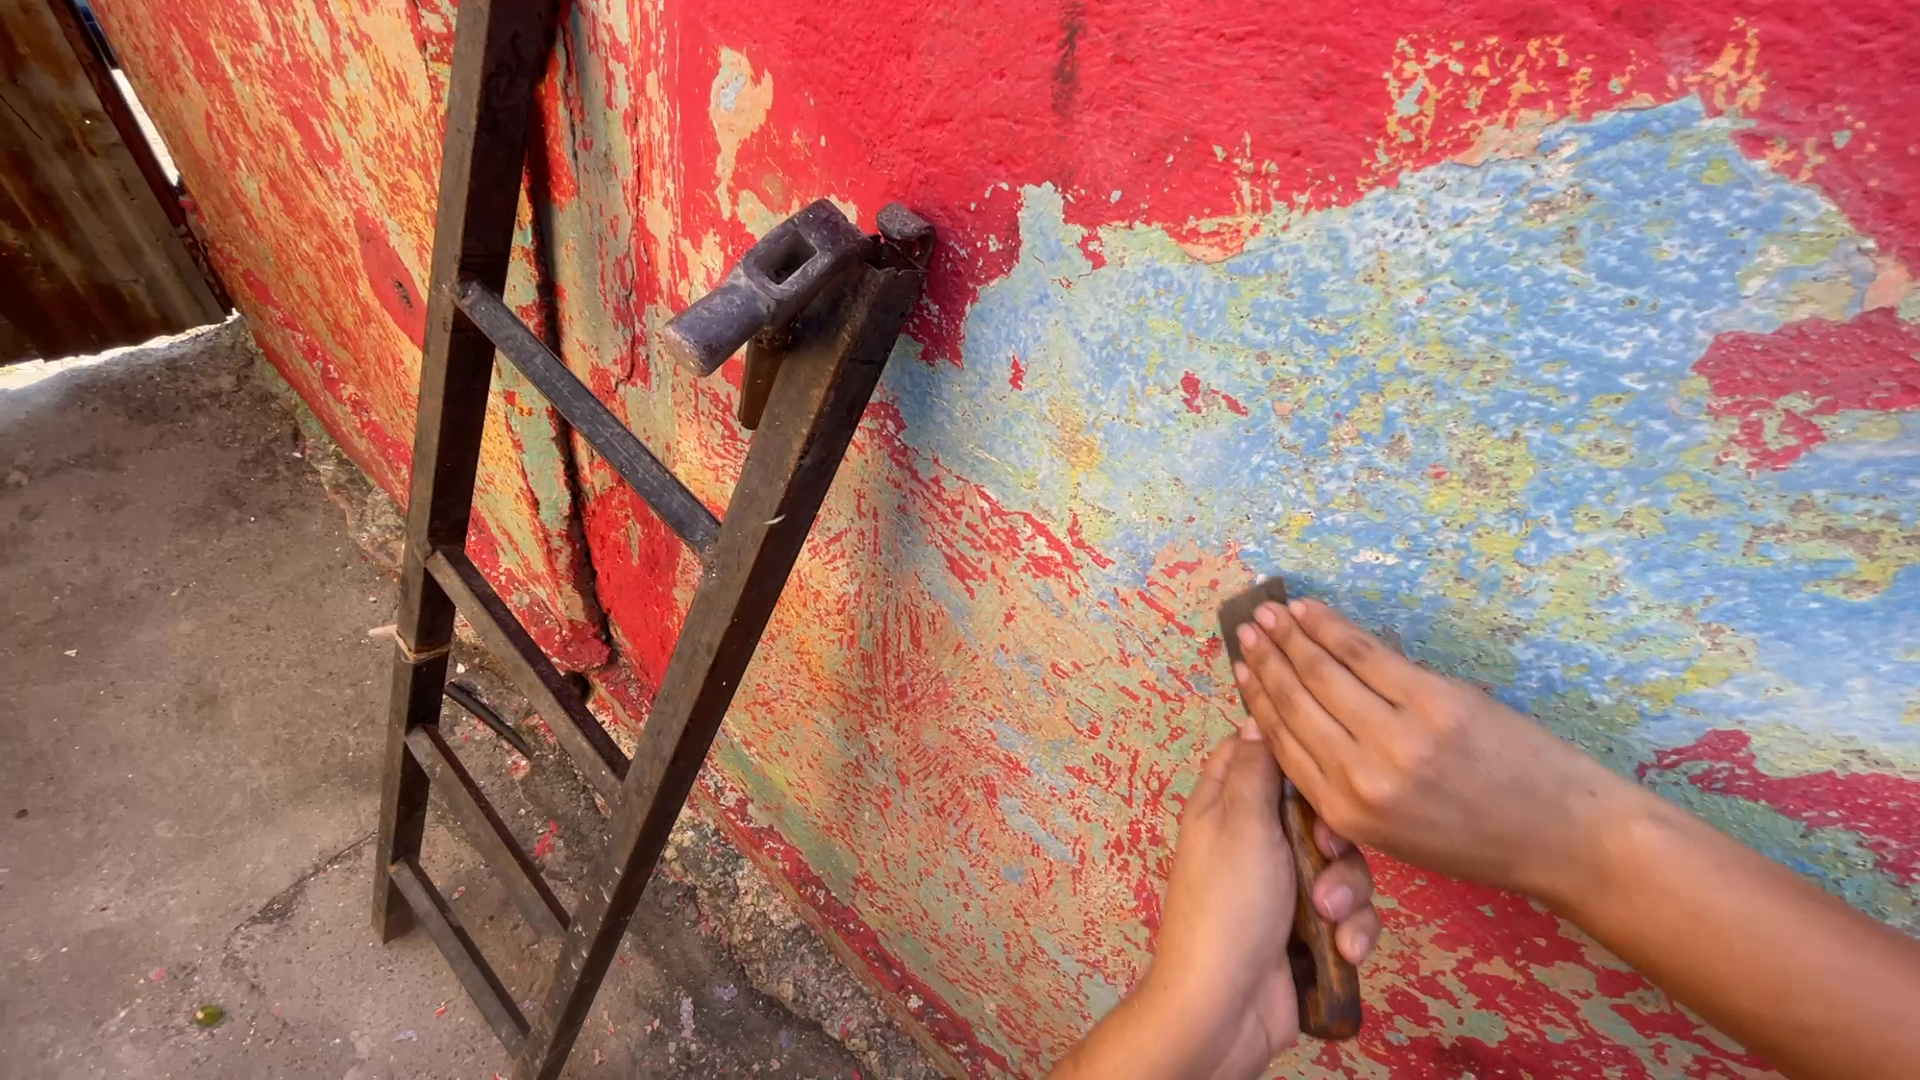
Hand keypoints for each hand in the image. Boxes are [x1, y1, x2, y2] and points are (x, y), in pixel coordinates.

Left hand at [1142, 730, 1378, 1078]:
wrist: (1229, 1004)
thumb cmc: (1229, 901)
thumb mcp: (1241, 822)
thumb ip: (1254, 770)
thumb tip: (1256, 718)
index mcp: (1223, 803)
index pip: (1256, 754)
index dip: (1291, 752)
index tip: (1322, 760)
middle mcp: (1252, 836)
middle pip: (1312, 808)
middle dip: (1333, 834)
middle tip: (1326, 849)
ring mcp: (1282, 882)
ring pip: (1339, 861)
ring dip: (1346, 890)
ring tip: (1331, 916)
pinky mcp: (1309, 925)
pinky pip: (1348, 911)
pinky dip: (1351, 929)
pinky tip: (1344, 950)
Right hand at [1232, 598, 1633, 900]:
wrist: (1568, 840)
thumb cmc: (1476, 839)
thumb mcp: (1391, 835)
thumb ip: (1337, 785)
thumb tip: (1291, 727)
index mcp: (1345, 813)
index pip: (1282, 741)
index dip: (1257, 697)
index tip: (1239, 668)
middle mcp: (1359, 775)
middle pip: (1294, 700)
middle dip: (1264, 659)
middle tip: (1246, 629)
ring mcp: (1396, 736)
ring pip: (1322, 670)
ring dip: (1288, 635)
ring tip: (1268, 614)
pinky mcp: (1432, 702)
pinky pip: (1363, 653)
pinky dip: (1329, 626)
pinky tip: (1308, 610)